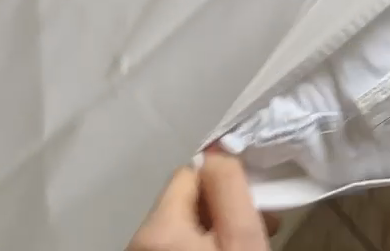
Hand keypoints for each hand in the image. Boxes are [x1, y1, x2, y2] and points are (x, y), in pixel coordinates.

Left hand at [128, 153, 268, 250]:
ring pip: (181, 222)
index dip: (222, 177)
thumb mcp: (242, 236)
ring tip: (240, 240)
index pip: (188, 171)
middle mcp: (136, 241)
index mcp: (156, 228)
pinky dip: (199, 242)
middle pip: (184, 197)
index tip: (249, 197)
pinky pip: (173, 242)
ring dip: (212, 223)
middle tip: (254, 220)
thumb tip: (216, 149)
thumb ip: (228, 186)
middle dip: (220, 202)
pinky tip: (223, 249)